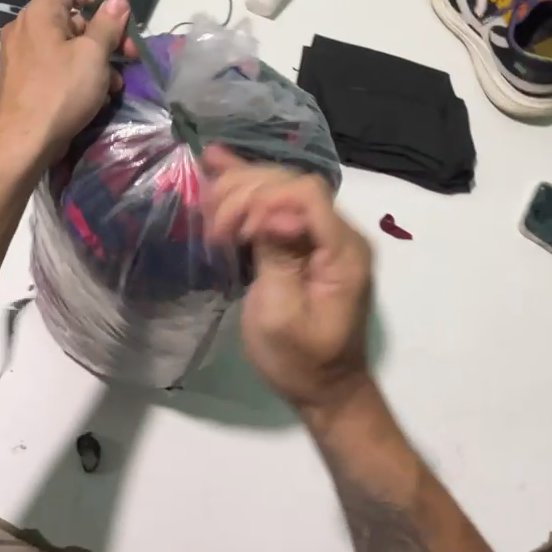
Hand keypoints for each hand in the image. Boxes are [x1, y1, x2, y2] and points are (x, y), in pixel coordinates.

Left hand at [0, 0, 135, 164]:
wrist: (23, 143)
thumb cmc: (61, 92)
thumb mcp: (93, 54)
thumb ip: (107, 24)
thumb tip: (117, 1)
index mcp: (38, 14)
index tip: (118, 17)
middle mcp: (24, 29)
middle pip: (70, 18)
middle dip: (104, 35)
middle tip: (128, 54)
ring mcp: (19, 56)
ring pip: (65, 46)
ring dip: (95, 60)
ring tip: (114, 84)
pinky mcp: (21, 80)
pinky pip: (54, 66)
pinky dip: (76, 74)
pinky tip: (95, 97)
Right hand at [201, 146, 373, 414]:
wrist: (324, 389)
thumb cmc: (301, 361)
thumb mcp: (282, 316)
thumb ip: (280, 257)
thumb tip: (275, 214)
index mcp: (343, 250)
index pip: (306, 193)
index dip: (264, 200)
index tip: (235, 232)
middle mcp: (338, 231)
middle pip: (289, 182)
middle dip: (245, 194)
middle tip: (215, 229)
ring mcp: (322, 231)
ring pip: (279, 185)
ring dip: (239, 189)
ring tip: (208, 206)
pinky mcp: (303, 236)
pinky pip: (275, 201)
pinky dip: (245, 186)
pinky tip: (216, 162)